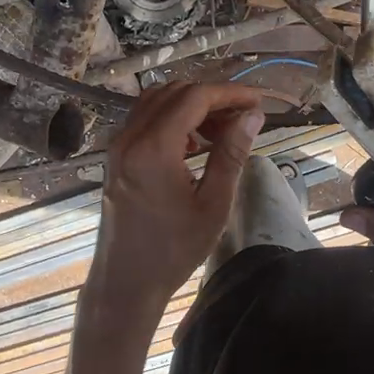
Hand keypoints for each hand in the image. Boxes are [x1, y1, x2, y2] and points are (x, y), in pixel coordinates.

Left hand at [90, 80, 265, 312]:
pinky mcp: (116, 158)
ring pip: (156, 103)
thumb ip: (231, 154)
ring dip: (191, 107)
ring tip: (222, 132)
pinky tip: (195, 145)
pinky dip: (172, 120)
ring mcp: (118, 147)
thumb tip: (252, 117)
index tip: (258, 103)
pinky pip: (144, 121)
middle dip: (212, 98)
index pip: (195, 97)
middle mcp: (130, 138)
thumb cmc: (174, 249)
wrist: (126, 281)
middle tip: (244, 118)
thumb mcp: (213, 205)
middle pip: (174, 93)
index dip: (230, 94)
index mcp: (154, 148)